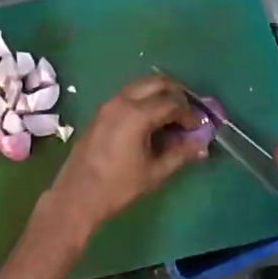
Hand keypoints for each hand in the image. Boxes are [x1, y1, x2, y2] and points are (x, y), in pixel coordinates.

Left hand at [45, 73, 208, 233]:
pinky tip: (151, 119)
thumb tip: (201, 144)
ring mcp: (109, 103)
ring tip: (172, 114)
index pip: (172, 102)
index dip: (189, 113)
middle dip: (176, 93)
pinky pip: (128, 93)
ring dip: (159, 93)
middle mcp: (122, 101)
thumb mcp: (154, 172)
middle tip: (188, 111)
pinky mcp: (101, 111)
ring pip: (140, 84)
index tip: (197, 128)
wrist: (76, 196)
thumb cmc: (117, 186)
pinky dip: (144, 97)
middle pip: (156, 82)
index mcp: (136, 114)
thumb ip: (180, 154)